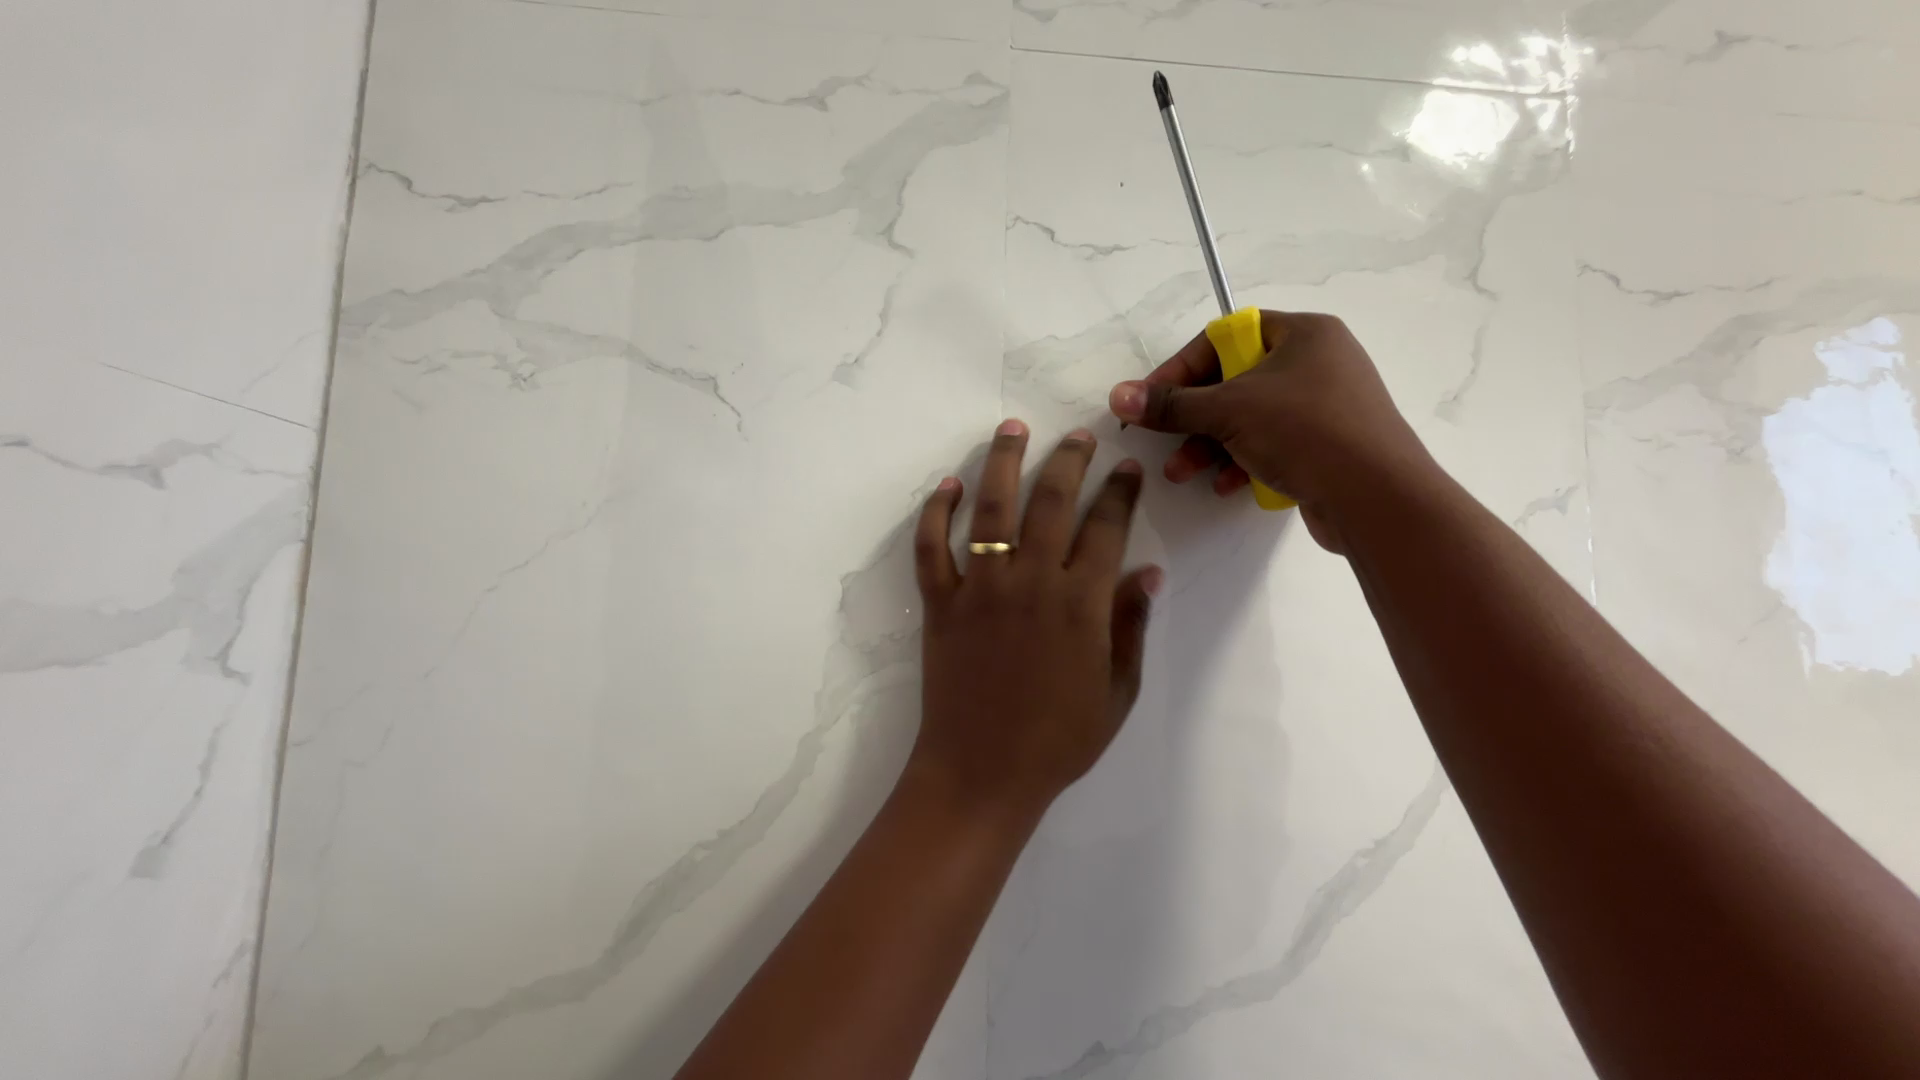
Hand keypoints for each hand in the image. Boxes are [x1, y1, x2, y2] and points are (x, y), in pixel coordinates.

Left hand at [910, 419, 1160, 818]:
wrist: (981, 772)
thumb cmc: (1058, 740)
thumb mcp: (1117, 692)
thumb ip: (1130, 628)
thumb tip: (1148, 574)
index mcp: (1080, 604)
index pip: (1107, 528)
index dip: (1120, 492)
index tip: (1127, 467)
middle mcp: (1031, 582)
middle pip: (1051, 502)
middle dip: (1069, 461)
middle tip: (1079, 436)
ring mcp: (980, 589)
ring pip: (991, 510)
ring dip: (1003, 463)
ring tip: (1012, 429)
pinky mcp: (940, 604)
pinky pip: (932, 548)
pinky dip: (936, 513)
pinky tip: (947, 484)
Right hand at [1107, 311, 1437, 552]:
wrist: (1378, 496)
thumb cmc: (1304, 432)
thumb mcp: (1228, 411)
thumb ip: (1171, 405)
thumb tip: (1118, 396)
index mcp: (1302, 334)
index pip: (1226, 336)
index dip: (1182, 367)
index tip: (1151, 400)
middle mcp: (1317, 362)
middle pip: (1234, 380)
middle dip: (1193, 417)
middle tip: (1164, 441)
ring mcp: (1325, 406)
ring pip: (1250, 418)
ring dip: (1210, 445)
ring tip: (1183, 472)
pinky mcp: (1328, 445)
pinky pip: (1273, 444)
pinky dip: (1244, 460)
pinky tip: (1226, 485)